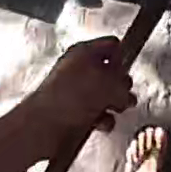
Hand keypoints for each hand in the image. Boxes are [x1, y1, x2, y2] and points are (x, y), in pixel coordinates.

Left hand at [13, 37, 133, 156]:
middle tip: (123, 94)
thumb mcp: (104, 84)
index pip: (112, 45)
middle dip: (121, 85)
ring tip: (114, 109)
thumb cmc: (70, 97)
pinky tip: (101, 123)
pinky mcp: (77, 112)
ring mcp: (78, 91)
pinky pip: (99, 113)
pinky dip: (104, 119)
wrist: (42, 126)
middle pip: (113, 72)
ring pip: (108, 95)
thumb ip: (122, 84)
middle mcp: (81, 68)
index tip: (128, 70)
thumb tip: (127, 92)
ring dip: (115, 104)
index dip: (124, 56)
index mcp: (84, 52)